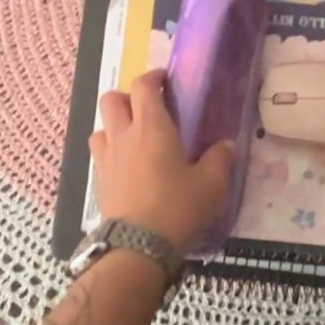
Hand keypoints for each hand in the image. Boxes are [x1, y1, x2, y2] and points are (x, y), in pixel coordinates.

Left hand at [89, 69, 235, 254]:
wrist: (137, 248)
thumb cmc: (177, 208)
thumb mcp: (211, 185)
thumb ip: (220, 159)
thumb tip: (226, 145)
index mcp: (152, 127)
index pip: (143, 86)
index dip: (153, 77)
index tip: (165, 80)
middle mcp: (123, 135)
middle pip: (112, 99)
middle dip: (128, 96)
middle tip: (147, 109)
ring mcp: (106, 158)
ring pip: (101, 125)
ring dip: (115, 124)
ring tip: (134, 138)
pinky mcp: (98, 180)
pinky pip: (100, 153)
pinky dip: (110, 150)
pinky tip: (126, 166)